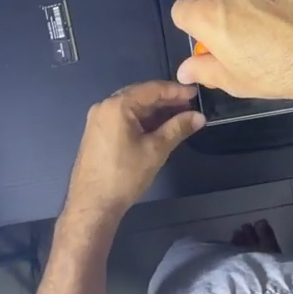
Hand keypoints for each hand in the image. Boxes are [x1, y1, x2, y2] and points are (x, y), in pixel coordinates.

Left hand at [63, 81, 206, 221]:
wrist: (92, 204)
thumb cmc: (124, 175)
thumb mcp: (155, 150)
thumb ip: (178, 129)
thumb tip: (199, 117)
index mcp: (117, 106)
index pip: (151, 89)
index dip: (176, 91)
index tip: (195, 93)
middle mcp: (104, 107)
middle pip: (140, 96)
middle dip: (166, 100)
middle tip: (190, 105)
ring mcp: (98, 120)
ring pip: (132, 108)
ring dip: (155, 112)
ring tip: (179, 117)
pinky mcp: (97, 133)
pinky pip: (123, 119)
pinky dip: (142, 121)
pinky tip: (159, 128)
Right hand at [170, 0, 292, 104]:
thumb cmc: (281, 72)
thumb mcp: (237, 81)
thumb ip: (204, 70)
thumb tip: (185, 68)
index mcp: (208, 14)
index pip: (181, 11)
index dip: (195, 27)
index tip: (213, 40)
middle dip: (228, 12)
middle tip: (252, 37)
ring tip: (280, 24)